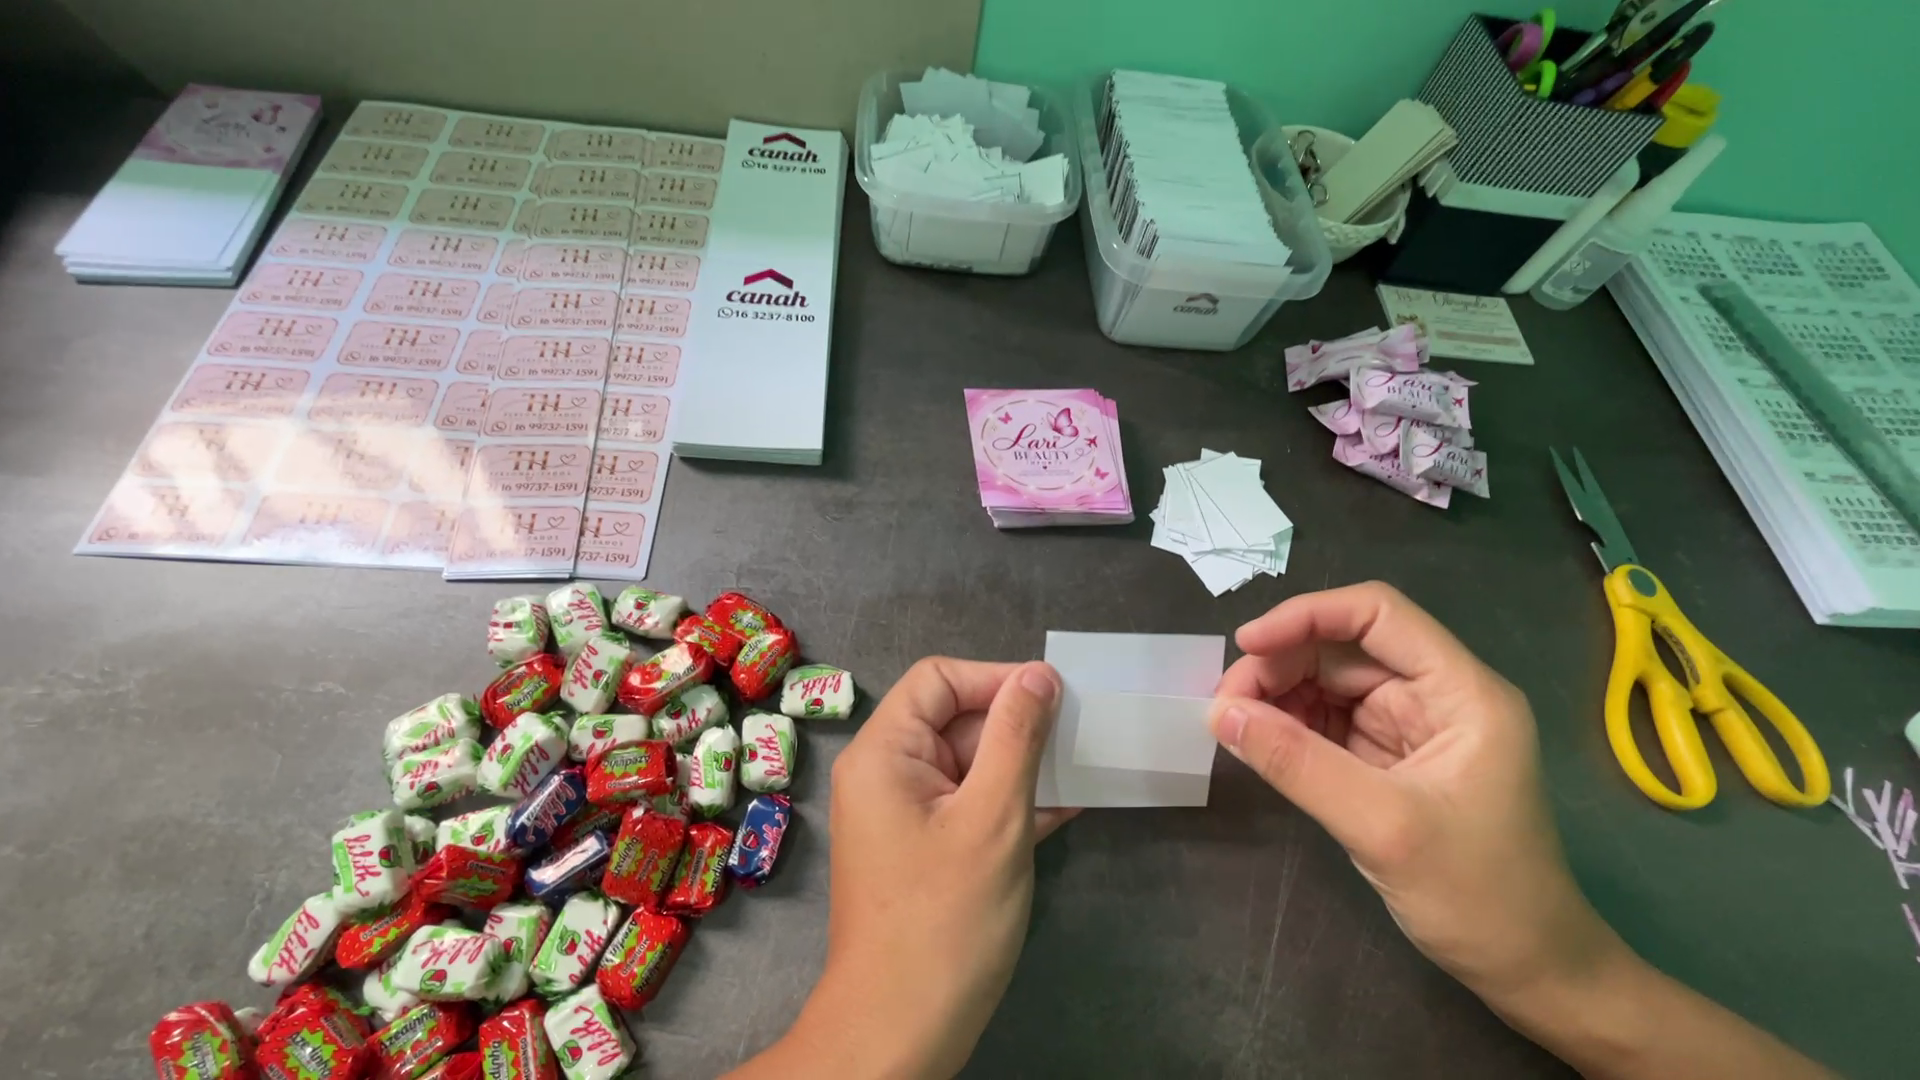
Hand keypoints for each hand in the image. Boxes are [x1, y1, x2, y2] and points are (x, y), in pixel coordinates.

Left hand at [732, 658, 1075, 1079]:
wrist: (902, 1029)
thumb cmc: (946, 918)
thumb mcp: (993, 817)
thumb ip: (1016, 738)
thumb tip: (1038, 675)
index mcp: (885, 752)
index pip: (939, 680)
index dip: (996, 678)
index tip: (1053, 698)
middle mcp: (887, 772)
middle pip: (955, 719)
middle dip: (1016, 725)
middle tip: (1079, 736)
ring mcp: (905, 811)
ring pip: (969, 762)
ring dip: (1023, 765)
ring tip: (1082, 766)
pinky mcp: (926, 845)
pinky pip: (970, 801)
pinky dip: (1012, 800)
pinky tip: (1066, 805)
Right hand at [1209, 582, 1618, 1005]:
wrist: (1529, 972)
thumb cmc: (1480, 896)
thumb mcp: (1383, 826)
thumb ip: (1298, 763)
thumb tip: (1220, 713)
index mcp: (1460, 692)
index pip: (1377, 614)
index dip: (1307, 616)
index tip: (1246, 646)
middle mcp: (1435, 696)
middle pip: (1342, 648)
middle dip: (1279, 665)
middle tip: (1226, 706)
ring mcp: (1410, 727)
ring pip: (1326, 682)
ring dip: (1276, 696)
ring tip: (1234, 726)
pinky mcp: (1387, 758)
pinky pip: (1325, 722)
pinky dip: (1286, 726)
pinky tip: (1258, 742)